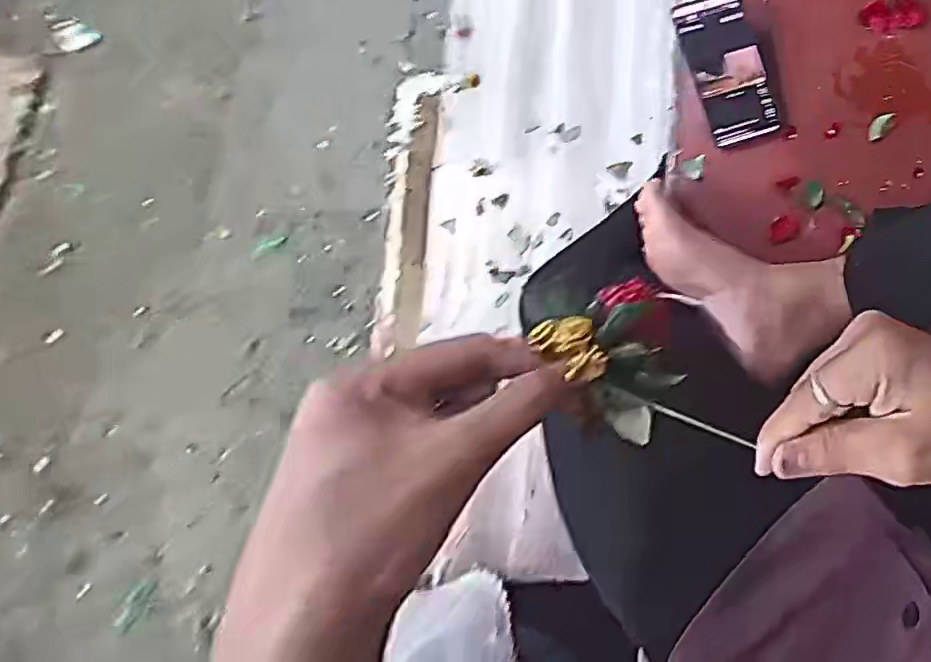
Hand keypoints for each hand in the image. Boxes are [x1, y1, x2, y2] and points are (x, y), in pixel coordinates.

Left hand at [214, 335, 570, 661]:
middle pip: (461, 377)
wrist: (302, 637)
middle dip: (510, 390)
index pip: (469, 349)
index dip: (528, 358)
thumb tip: (576, 367)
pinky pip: (435, 437)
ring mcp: (355, 440)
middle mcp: (354, 402)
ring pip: (452, 408)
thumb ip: (526, 400)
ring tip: (516, 435)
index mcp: (361, 383)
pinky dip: (468, 442)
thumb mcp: (462, 453)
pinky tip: (477, 462)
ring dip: (491, 417)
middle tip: (558, 400)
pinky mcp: (365, 474)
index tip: (575, 370)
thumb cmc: (371, 534)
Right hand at [755, 312, 930, 485]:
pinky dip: (831, 405)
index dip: (779, 435)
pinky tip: (835, 431)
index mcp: (870, 349)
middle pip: (809, 385)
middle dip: (795, 428)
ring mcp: (870, 329)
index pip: (805, 396)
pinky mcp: (876, 339)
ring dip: (813, 418)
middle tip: (786, 471)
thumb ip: (834, 452)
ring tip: (812, 456)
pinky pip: (836, 374)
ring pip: (819, 380)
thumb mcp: (899, 455)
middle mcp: (863, 328)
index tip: (762, 470)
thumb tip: (778, 459)